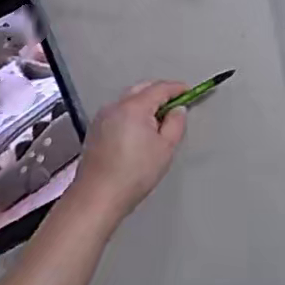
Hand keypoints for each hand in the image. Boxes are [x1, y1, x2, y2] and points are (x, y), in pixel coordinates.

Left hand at [69, 81, 188, 221]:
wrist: (98, 196)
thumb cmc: (135, 173)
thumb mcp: (165, 148)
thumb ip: (175, 124)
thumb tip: (177, 109)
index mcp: (134, 107)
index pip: (159, 88)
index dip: (176, 87)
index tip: (189, 91)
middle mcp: (115, 106)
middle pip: (141, 89)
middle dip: (159, 92)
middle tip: (174, 104)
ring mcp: (102, 117)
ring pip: (128, 100)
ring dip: (144, 103)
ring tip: (158, 120)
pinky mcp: (95, 129)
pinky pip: (118, 112)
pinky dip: (131, 113)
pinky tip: (138, 131)